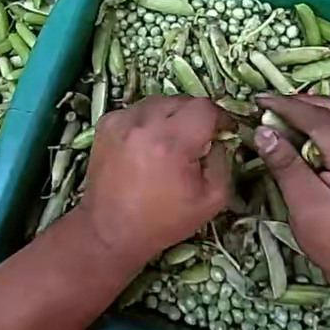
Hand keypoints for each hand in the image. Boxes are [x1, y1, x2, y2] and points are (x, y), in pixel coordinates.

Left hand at [74, 95, 231, 263]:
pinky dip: (147, 120)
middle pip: (181, 100)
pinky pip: (136, 110)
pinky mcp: (106, 124)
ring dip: (170, 115)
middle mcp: (144, 124)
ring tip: (170, 141)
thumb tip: (219, 139)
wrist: (110, 230)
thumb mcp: (211, 200)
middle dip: (195, 116)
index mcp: (172, 142)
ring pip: (158, 102)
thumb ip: (224, 162)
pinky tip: (146, 143)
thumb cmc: (164, 220)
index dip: (220, 117)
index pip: (204, 108)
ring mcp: (121, 121)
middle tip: (198, 138)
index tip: (224, 130)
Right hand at [251, 94, 329, 284]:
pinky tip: (302, 134)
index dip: (286, 106)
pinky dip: (321, 125)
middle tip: (266, 106)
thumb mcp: (304, 204)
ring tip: (280, 117)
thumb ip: (285, 164)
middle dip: (298, 103)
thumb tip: (263, 131)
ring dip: (310, 112)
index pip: (318, 118)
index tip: (259, 100)